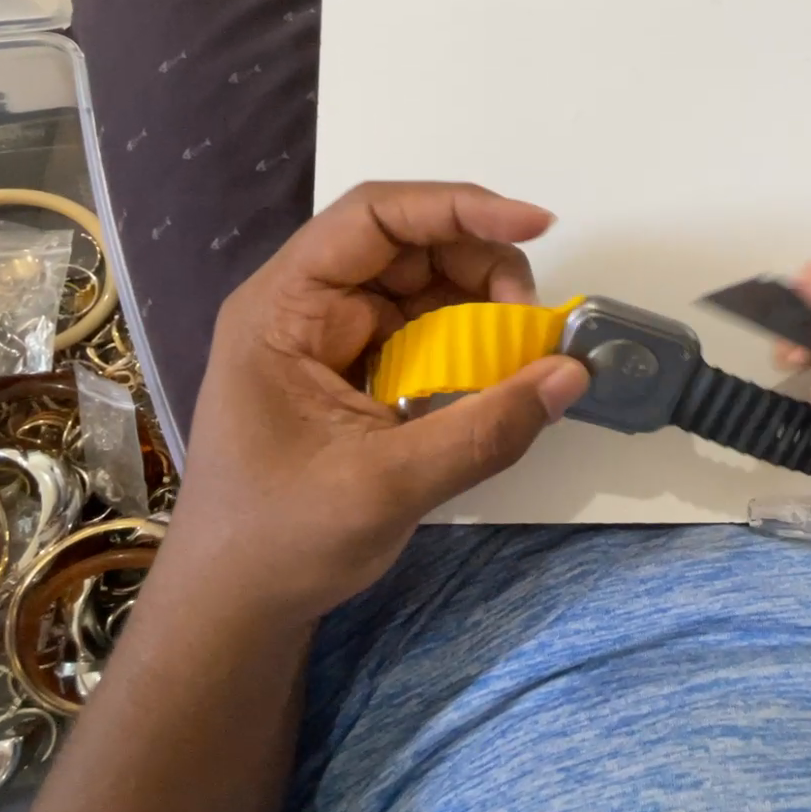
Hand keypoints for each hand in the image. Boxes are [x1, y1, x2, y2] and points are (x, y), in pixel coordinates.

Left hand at [164, 182, 590, 618]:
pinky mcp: (368, 369)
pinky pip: (433, 330)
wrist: (239, 604)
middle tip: (530, 323)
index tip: (533, 225)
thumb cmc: (280, 541)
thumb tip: (571, 375)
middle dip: (483, 266)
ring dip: (486, 305)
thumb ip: (483, 431)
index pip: (373, 219)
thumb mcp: (385, 487)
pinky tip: (500, 374)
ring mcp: (342, 338)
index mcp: (286, 308)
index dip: (456, 207)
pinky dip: (477, 342)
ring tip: (520, 352)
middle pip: (411, 245)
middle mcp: (313, 306)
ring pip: (430, 285)